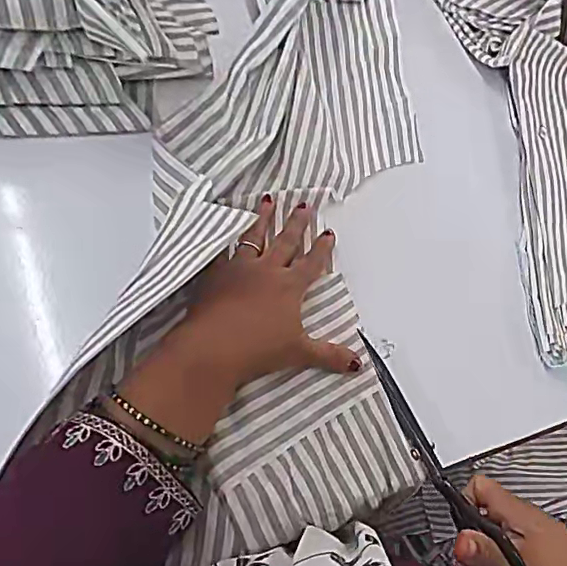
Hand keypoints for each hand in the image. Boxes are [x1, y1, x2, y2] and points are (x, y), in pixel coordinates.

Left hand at [171, 197, 360, 387]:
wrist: (212, 348)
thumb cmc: (257, 348)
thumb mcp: (299, 353)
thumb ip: (328, 355)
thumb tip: (354, 363)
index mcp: (289, 287)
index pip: (311, 262)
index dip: (321, 248)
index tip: (327, 233)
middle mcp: (266, 272)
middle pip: (286, 242)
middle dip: (297, 223)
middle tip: (304, 206)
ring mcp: (238, 270)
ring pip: (254, 237)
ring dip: (262, 219)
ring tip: (267, 202)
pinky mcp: (214, 275)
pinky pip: (222, 251)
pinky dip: (224, 239)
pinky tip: (223, 231)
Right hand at [452, 475, 566, 565]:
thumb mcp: (519, 565)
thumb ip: (486, 552)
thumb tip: (458, 540)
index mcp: (514, 511)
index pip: (478, 486)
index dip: (463, 505)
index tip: (462, 533)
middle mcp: (520, 517)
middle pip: (479, 518)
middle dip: (474, 546)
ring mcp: (527, 534)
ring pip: (491, 540)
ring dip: (488, 563)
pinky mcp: (534, 551)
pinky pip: (506, 554)